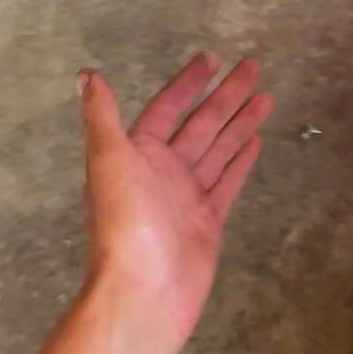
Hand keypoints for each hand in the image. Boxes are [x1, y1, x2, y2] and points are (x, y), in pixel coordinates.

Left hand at [78, 54, 273, 353]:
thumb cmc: (125, 223)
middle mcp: (163, 170)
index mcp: (138, 152)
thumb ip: (102, 116)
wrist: (143, 294)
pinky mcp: (208, 221)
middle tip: (255, 67)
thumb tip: (85, 74)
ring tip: (267, 96)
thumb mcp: (109, 161)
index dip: (189, 83)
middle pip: (202, 123)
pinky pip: (228, 181)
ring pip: (220, 148)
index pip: (169, 107)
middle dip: (228, 95)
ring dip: (241, 122)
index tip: (212, 58)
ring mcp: (187, 196)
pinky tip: (256, 141)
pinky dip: (241, 161)